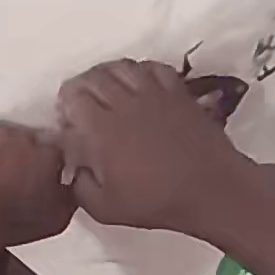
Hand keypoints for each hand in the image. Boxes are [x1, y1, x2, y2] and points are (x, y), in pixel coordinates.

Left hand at [0, 120, 75, 250]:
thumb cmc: (15, 222)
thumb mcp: (57, 218)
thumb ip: (73, 194)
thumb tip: (76, 180)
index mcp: (52, 155)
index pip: (59, 152)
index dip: (51, 167)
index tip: (42, 179)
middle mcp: (30, 137)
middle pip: (37, 141)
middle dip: (31, 157)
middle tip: (21, 177)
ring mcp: (4, 132)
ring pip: (14, 135)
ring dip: (11, 149)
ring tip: (1, 171)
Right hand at [58, 59, 255, 232]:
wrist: (210, 191)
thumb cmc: (155, 201)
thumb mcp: (104, 209)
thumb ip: (79, 187)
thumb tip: (74, 170)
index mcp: (103, 130)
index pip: (73, 97)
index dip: (64, 105)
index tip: (67, 122)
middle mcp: (125, 104)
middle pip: (93, 76)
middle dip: (80, 87)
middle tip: (80, 105)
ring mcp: (154, 93)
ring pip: (121, 66)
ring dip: (106, 74)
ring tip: (104, 91)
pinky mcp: (177, 92)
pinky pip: (151, 67)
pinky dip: (137, 71)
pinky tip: (136, 86)